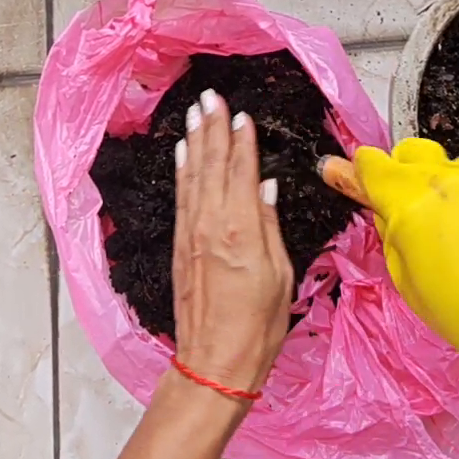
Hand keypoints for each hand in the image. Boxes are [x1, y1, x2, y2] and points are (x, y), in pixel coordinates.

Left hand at [171, 89, 292, 395]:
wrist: (213, 361)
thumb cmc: (256, 326)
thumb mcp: (279, 274)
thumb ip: (268, 224)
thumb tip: (264, 185)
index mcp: (240, 227)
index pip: (242, 170)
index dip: (242, 140)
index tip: (242, 114)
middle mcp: (211, 222)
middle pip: (213, 163)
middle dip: (212, 127)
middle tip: (210, 97)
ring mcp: (191, 231)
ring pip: (193, 174)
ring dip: (195, 140)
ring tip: (195, 113)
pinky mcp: (179, 243)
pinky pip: (181, 195)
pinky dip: (182, 169)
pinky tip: (182, 152)